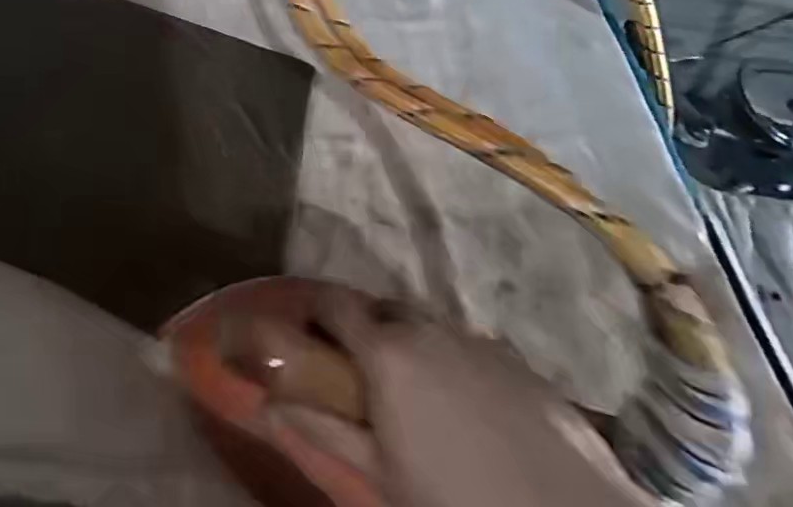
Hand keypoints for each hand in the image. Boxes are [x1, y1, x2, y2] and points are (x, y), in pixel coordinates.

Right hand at [269, 290, 652, 506]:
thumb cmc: (457, 504)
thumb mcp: (380, 475)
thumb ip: (322, 429)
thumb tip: (268, 404)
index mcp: (387, 351)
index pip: (335, 305)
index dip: (314, 308)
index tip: (304, 323)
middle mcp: (430, 331)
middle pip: (384, 309)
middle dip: (366, 325)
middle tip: (360, 366)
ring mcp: (482, 345)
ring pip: (431, 328)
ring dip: (413, 343)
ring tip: (418, 392)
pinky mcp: (524, 367)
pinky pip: (475, 351)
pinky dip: (458, 365)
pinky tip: (473, 412)